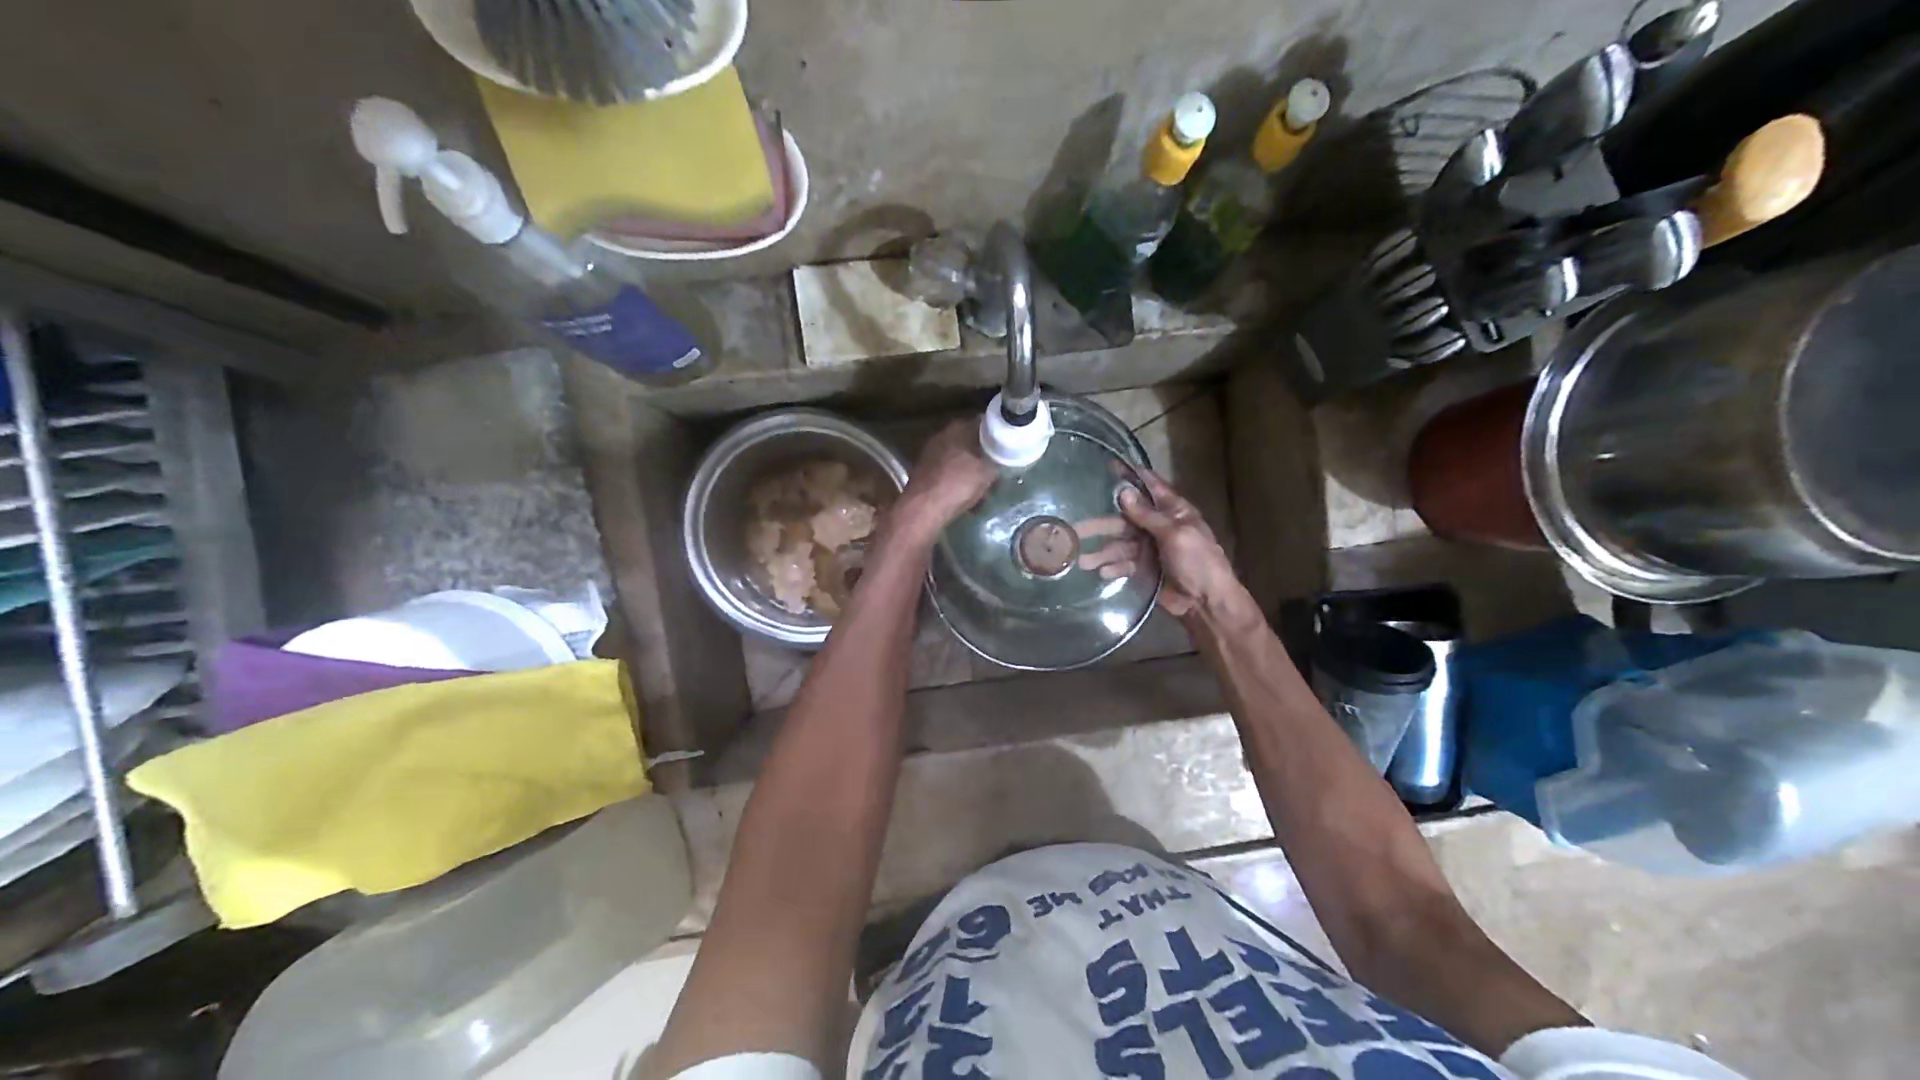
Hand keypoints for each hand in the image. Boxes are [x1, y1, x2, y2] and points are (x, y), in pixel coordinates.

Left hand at [892, 419, 998, 542]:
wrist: (924, 508)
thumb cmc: (958, 484)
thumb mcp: (988, 472)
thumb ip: (998, 460)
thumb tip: (1003, 456)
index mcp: (957, 428)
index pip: (983, 423)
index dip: (997, 434)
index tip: (1008, 445)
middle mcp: (941, 436)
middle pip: (969, 441)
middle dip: (983, 454)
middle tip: (997, 466)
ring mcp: (930, 454)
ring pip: (958, 458)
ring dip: (971, 469)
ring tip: (983, 485)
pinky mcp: (924, 472)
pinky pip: (948, 472)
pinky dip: (958, 480)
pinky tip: (966, 495)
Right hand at [1079, 470, 1246, 619]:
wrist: (1206, 603)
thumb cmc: (1198, 562)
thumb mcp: (1175, 534)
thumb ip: (1148, 515)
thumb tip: (1123, 492)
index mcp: (1174, 512)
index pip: (1150, 488)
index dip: (1131, 477)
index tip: (1109, 466)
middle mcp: (1160, 527)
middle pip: (1125, 520)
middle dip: (1101, 525)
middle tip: (1076, 529)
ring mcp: (1151, 549)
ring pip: (1121, 544)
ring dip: (1103, 552)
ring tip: (1083, 561)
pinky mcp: (1145, 570)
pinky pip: (1124, 564)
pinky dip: (1113, 567)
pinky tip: (1102, 573)